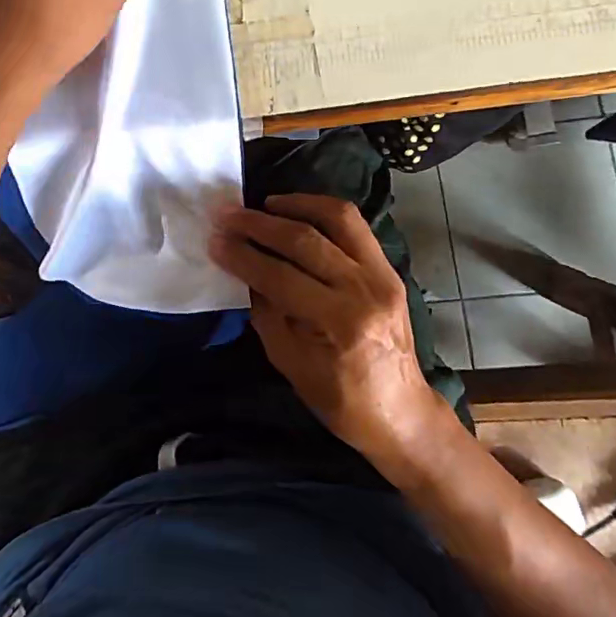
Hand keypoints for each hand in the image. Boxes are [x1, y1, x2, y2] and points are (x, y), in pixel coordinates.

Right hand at [209, 194, 453, 467]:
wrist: (401, 412)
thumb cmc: (340, 399)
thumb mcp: (289, 362)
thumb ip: (266, 311)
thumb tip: (242, 270)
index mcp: (341, 322)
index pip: (280, 276)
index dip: (242, 256)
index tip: (214, 240)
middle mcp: (366, 290)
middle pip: (305, 240)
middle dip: (259, 224)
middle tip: (227, 215)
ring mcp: (384, 275)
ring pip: (338, 219)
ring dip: (295, 205)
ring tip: (263, 204)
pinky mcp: (389, 270)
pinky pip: (355, 226)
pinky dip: (322, 211)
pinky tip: (296, 211)